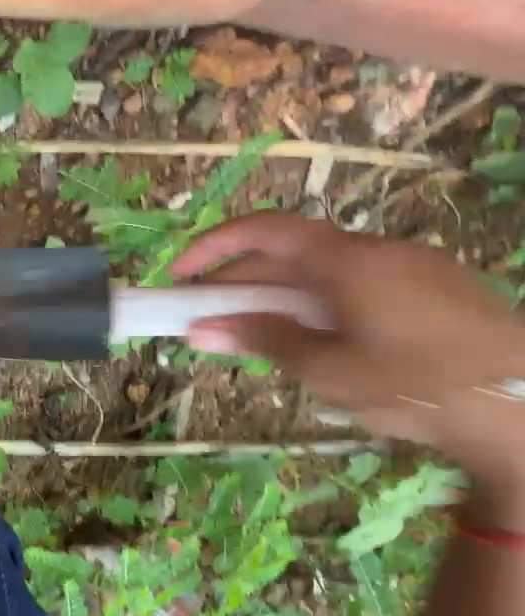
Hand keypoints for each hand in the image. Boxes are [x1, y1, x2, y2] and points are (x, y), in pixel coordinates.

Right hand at [173, 214, 524, 501]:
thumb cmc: (420, 385)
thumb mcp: (326, 369)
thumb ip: (260, 340)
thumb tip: (198, 329)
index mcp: (349, 262)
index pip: (262, 230)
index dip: (210, 246)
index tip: (177, 278)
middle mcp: (380, 254)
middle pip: (289, 254)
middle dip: (236, 284)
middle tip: (202, 320)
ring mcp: (415, 271)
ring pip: (322, 273)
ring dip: (275, 298)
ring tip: (252, 338)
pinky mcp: (437, 294)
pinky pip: (356, 286)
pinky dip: (315, 304)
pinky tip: (313, 342)